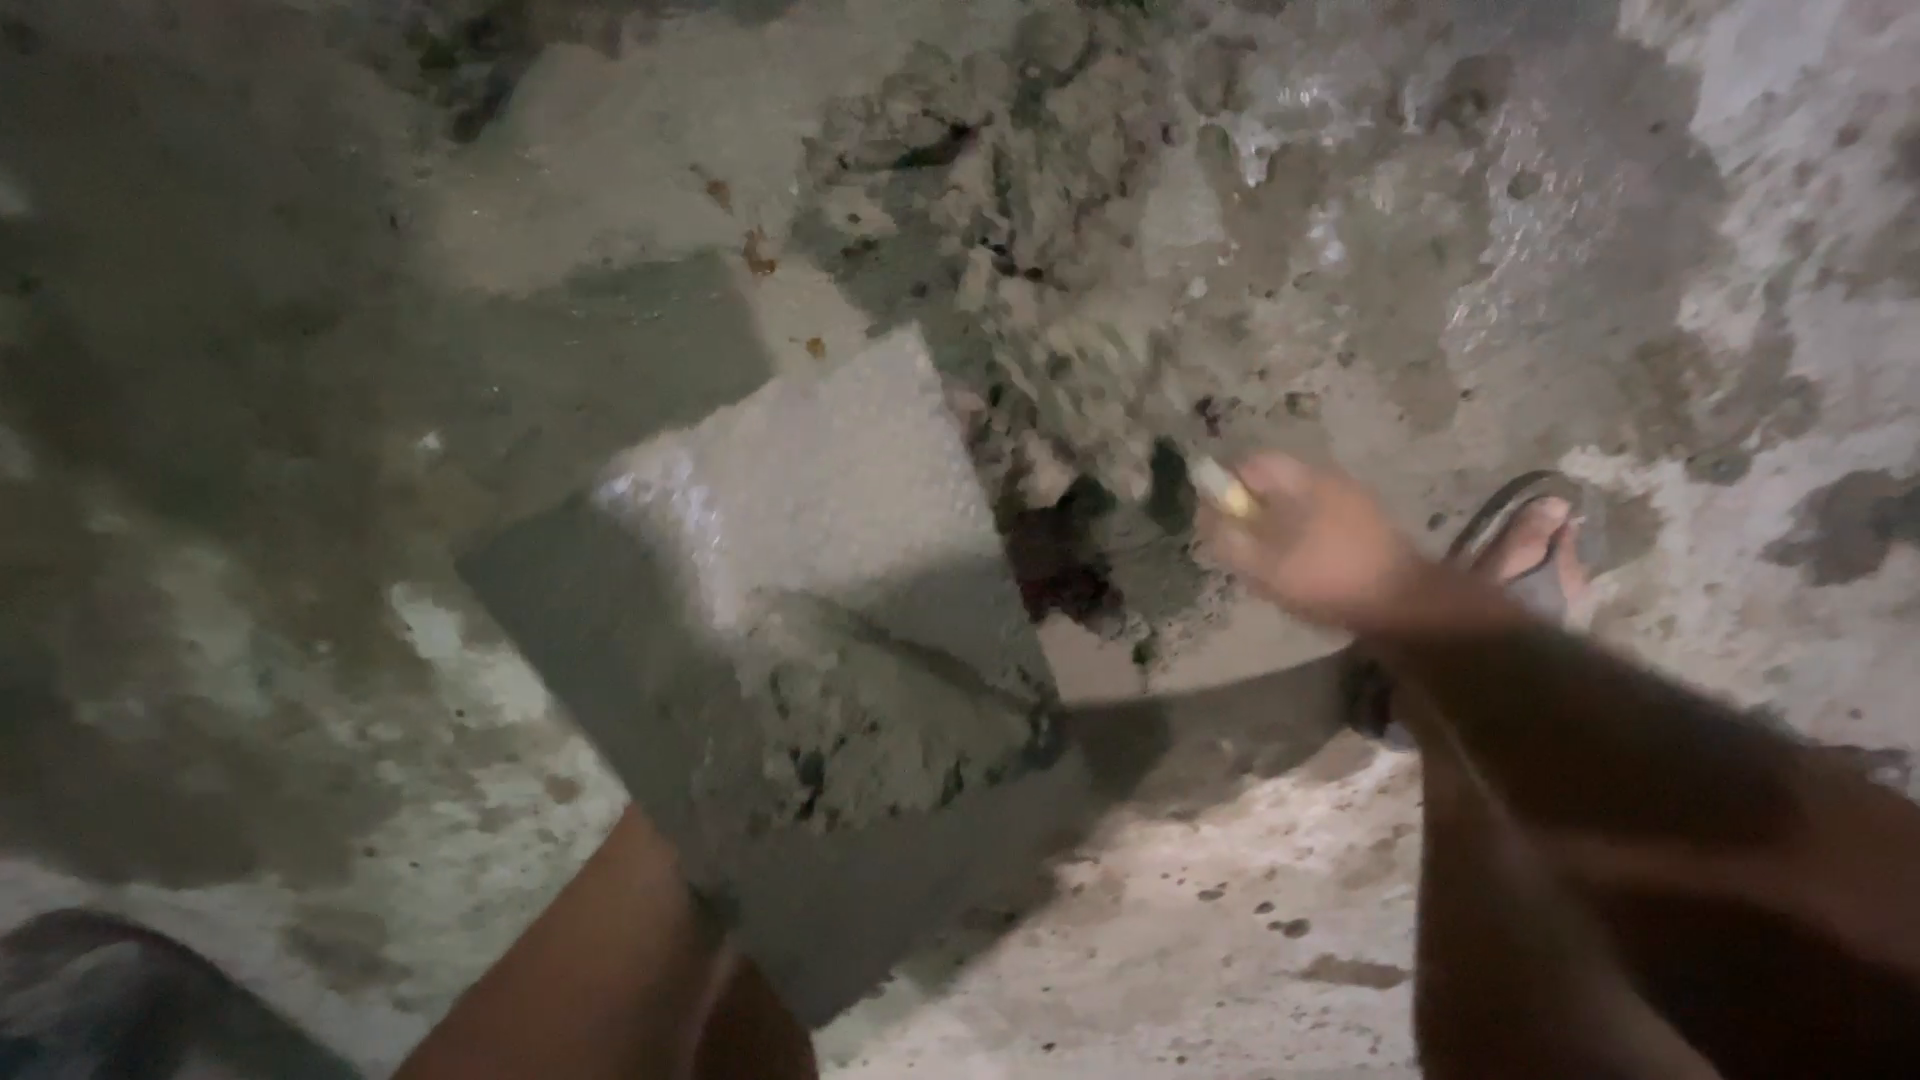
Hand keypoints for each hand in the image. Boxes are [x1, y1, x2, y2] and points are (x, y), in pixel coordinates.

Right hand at [1198, 453, 1426, 629]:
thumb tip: (1204, 514)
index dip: (1225, 487)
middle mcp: (1328, 479)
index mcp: (1302, 481)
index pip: (1250, 463)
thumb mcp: (1264, 567)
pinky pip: (1318, 518)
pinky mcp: (1366, 523)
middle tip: (1243, 548)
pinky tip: (1305, 569)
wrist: (1407, 605)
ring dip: (1275, 527)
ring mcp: (1352, 499)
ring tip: (1271, 564)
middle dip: (1250, 511)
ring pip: (1295, 502)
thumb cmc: (1329, 581)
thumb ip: (1227, 538)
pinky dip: (1301, 536)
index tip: (1219, 522)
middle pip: (1272, 482)